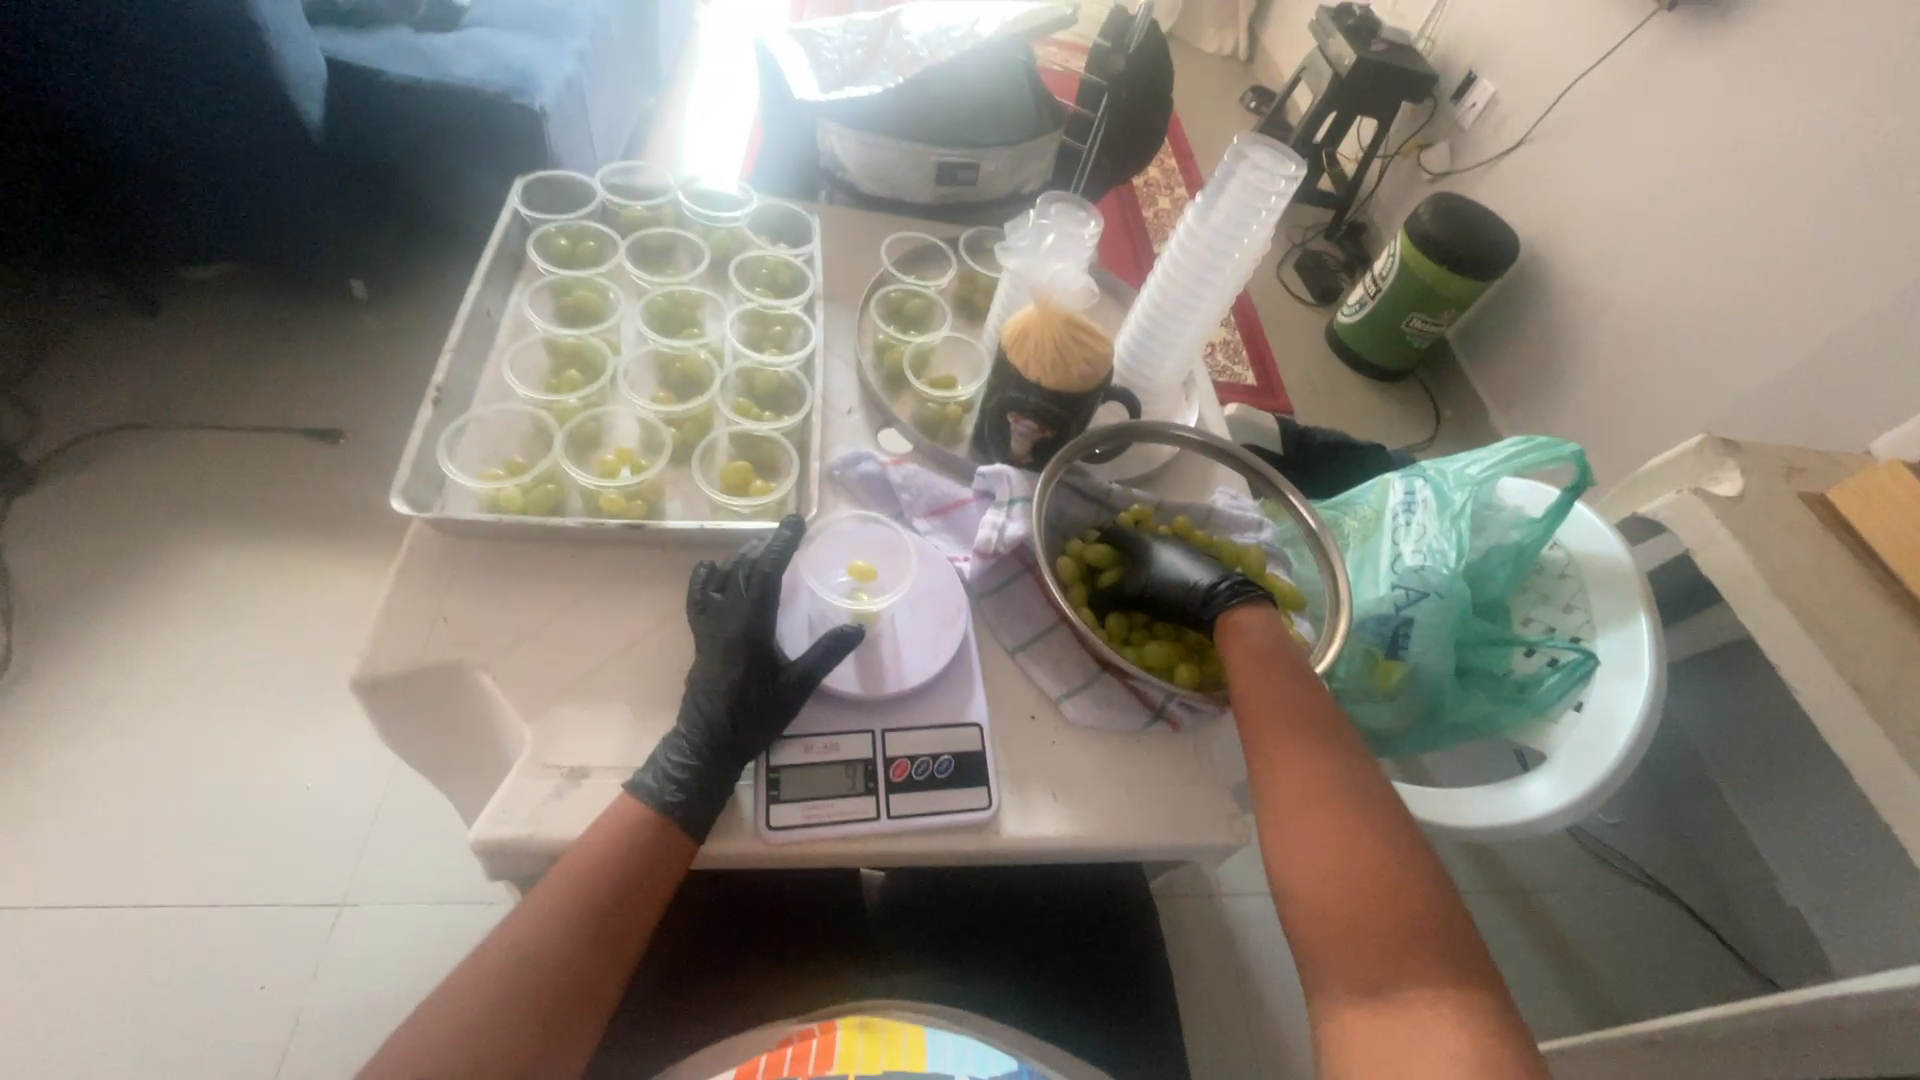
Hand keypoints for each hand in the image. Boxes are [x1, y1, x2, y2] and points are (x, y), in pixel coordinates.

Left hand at [624, 515, 864, 841]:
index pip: (766, 572)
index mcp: (750, 627)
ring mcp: (707, 626)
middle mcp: (725, 618)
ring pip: (721, 578)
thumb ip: (825, 654)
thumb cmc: (755, 718)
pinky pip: (698, 596)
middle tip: (788, 532)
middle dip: (766, 545)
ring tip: (763, 548)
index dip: (782, 544)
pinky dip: (709, 577)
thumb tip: (857, 626)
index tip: (796, 522)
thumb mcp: (798, 689)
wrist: (707, 744)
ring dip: (742, 557)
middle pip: (743, 568)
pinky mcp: (699, 635)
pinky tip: (716, 570)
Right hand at [1089, 524, 1274, 632]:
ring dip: (1145, 560)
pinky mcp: (1201, 560)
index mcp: (1142, 540)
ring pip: (1157, 549)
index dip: (1100, 537)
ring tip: (1138, 576)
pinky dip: (1163, 568)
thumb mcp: (1131, 595)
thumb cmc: (1169, 591)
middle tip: (1113, 565)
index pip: (1114, 531)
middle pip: (1136, 540)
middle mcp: (1163, 537)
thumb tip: (1089, 601)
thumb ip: (1106, 596)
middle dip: (1123, 551)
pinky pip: (1173, 560)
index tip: (1091, 545)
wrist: (1220, 599)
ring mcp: (1185, 547)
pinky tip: (1164, 583)